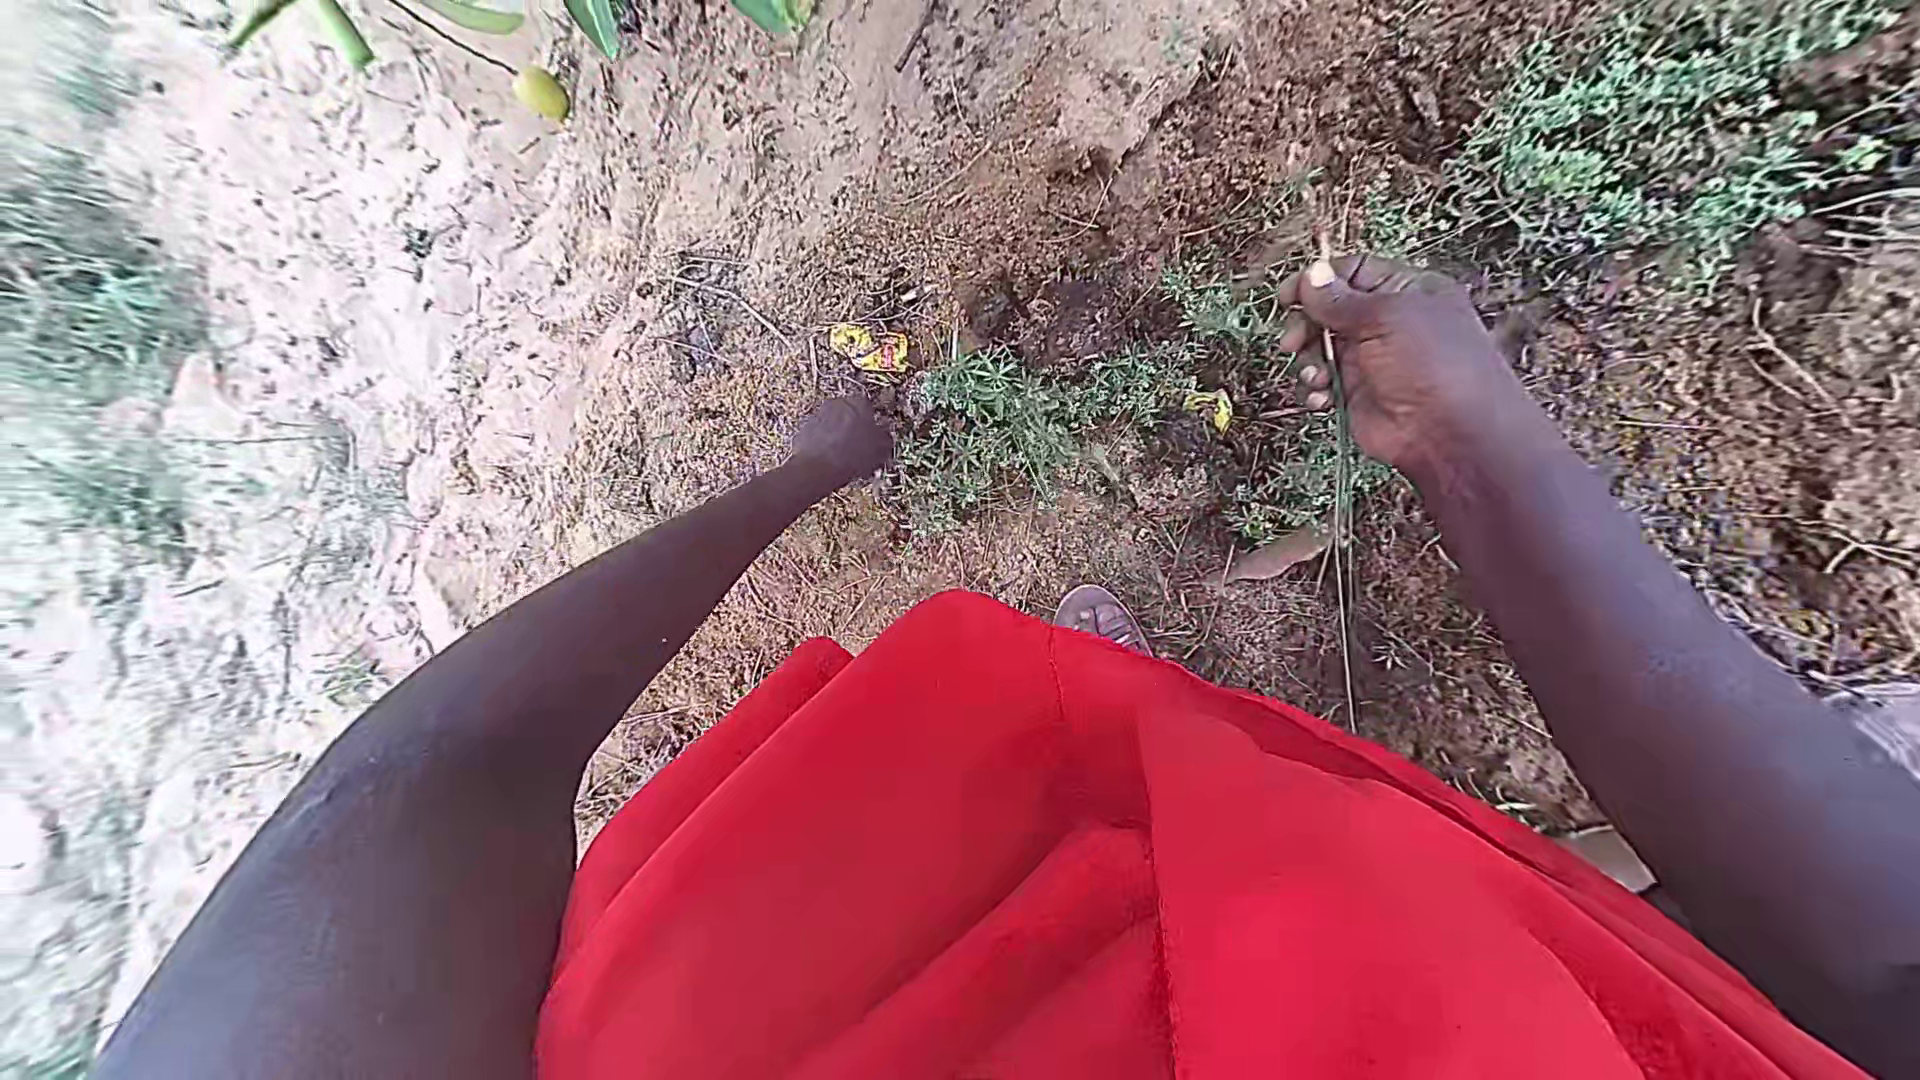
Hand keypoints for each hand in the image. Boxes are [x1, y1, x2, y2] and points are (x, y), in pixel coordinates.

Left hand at [788, 395, 892, 486]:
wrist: (817, 468)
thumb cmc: (851, 456)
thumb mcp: (880, 450)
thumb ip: (885, 439)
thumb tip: (886, 436)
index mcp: (858, 403)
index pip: (869, 407)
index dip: (873, 424)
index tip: (875, 438)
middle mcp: (836, 403)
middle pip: (850, 414)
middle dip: (855, 429)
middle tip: (862, 448)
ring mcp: (818, 415)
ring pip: (834, 425)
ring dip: (839, 437)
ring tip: (847, 459)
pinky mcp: (804, 429)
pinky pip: (819, 435)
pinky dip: (825, 445)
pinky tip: (831, 461)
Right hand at [1275, 253, 1540, 475]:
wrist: (1446, 431)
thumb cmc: (1433, 365)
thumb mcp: (1386, 318)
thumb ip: (1340, 299)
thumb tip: (1311, 274)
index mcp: (1403, 291)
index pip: (1351, 273)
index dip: (1317, 282)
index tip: (1287, 297)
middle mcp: (1383, 323)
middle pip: (1325, 311)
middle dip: (1304, 327)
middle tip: (1293, 343)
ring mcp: (1366, 358)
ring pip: (1316, 348)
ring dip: (1308, 362)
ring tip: (1318, 377)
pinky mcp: (1352, 392)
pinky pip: (1318, 383)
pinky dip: (1313, 390)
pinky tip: (1323, 399)